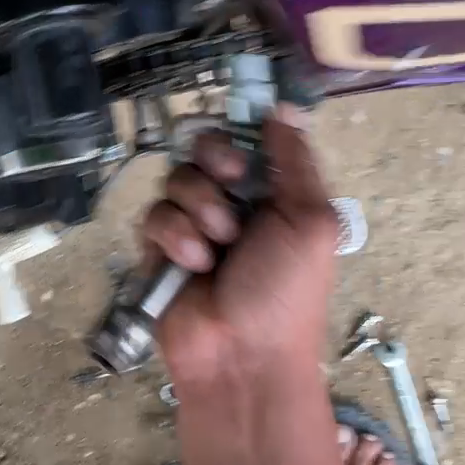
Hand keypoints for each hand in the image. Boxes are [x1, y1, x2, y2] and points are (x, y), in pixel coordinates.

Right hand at [139, 105, 340, 385]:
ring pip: (174, 181)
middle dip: (213, 167)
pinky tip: (192, 265)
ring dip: (198, 210)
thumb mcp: (312, 222)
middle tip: (230, 186)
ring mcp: (190, 227)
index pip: (244, 140)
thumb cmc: (285, 291)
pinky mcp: (157, 251)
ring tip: (216, 249)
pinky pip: (152, 216)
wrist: (243, 356)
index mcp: (271, 195)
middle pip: (201, 150)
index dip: (237, 138)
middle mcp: (231, 204)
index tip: (244, 154)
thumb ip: (296, 162)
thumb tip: (285, 108)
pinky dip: (173, 237)